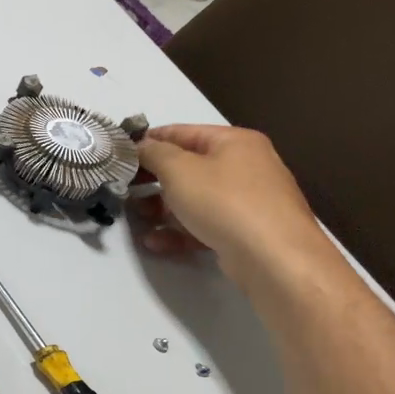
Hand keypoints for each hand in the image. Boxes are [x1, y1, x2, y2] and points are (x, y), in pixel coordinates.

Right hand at [132, 124, 328, 276]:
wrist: (277, 260)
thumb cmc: (224, 202)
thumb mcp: (177, 168)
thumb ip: (151, 152)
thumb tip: (140, 147)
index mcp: (235, 142)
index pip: (179, 133)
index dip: (146, 142)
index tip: (118, 156)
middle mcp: (247, 167)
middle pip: (186, 167)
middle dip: (152, 180)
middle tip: (124, 189)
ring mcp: (250, 201)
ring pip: (194, 197)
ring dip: (162, 208)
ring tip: (140, 219)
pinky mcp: (248, 232)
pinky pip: (206, 223)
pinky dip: (180, 230)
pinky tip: (157, 242)